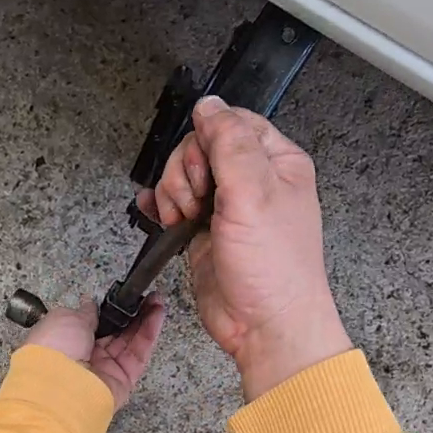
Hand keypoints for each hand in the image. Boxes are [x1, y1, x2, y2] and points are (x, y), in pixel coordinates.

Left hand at [24, 296, 166, 410]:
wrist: (59, 386)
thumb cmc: (54, 351)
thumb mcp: (66, 319)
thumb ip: (84, 313)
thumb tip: (89, 304)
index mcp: (68, 342)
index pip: (94, 325)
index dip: (110, 311)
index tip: (123, 296)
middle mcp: (87, 358)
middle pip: (116, 333)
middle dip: (132, 313)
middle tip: (147, 296)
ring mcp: (106, 370)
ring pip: (131, 342)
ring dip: (146, 320)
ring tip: (157, 300)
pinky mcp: (123, 380)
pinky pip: (139, 354)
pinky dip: (150, 333)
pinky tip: (157, 314)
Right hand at [139, 96, 351, 400]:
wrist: (264, 326)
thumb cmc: (273, 268)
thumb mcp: (254, 193)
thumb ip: (230, 143)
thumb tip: (209, 106)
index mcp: (276, 163)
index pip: (233, 124)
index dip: (207, 139)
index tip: (202, 167)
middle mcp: (251, 183)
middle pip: (200, 149)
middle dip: (185, 172)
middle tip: (196, 201)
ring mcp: (225, 210)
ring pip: (183, 178)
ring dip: (172, 194)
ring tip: (183, 220)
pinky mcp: (203, 236)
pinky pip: (174, 209)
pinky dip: (159, 209)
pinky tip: (156, 215)